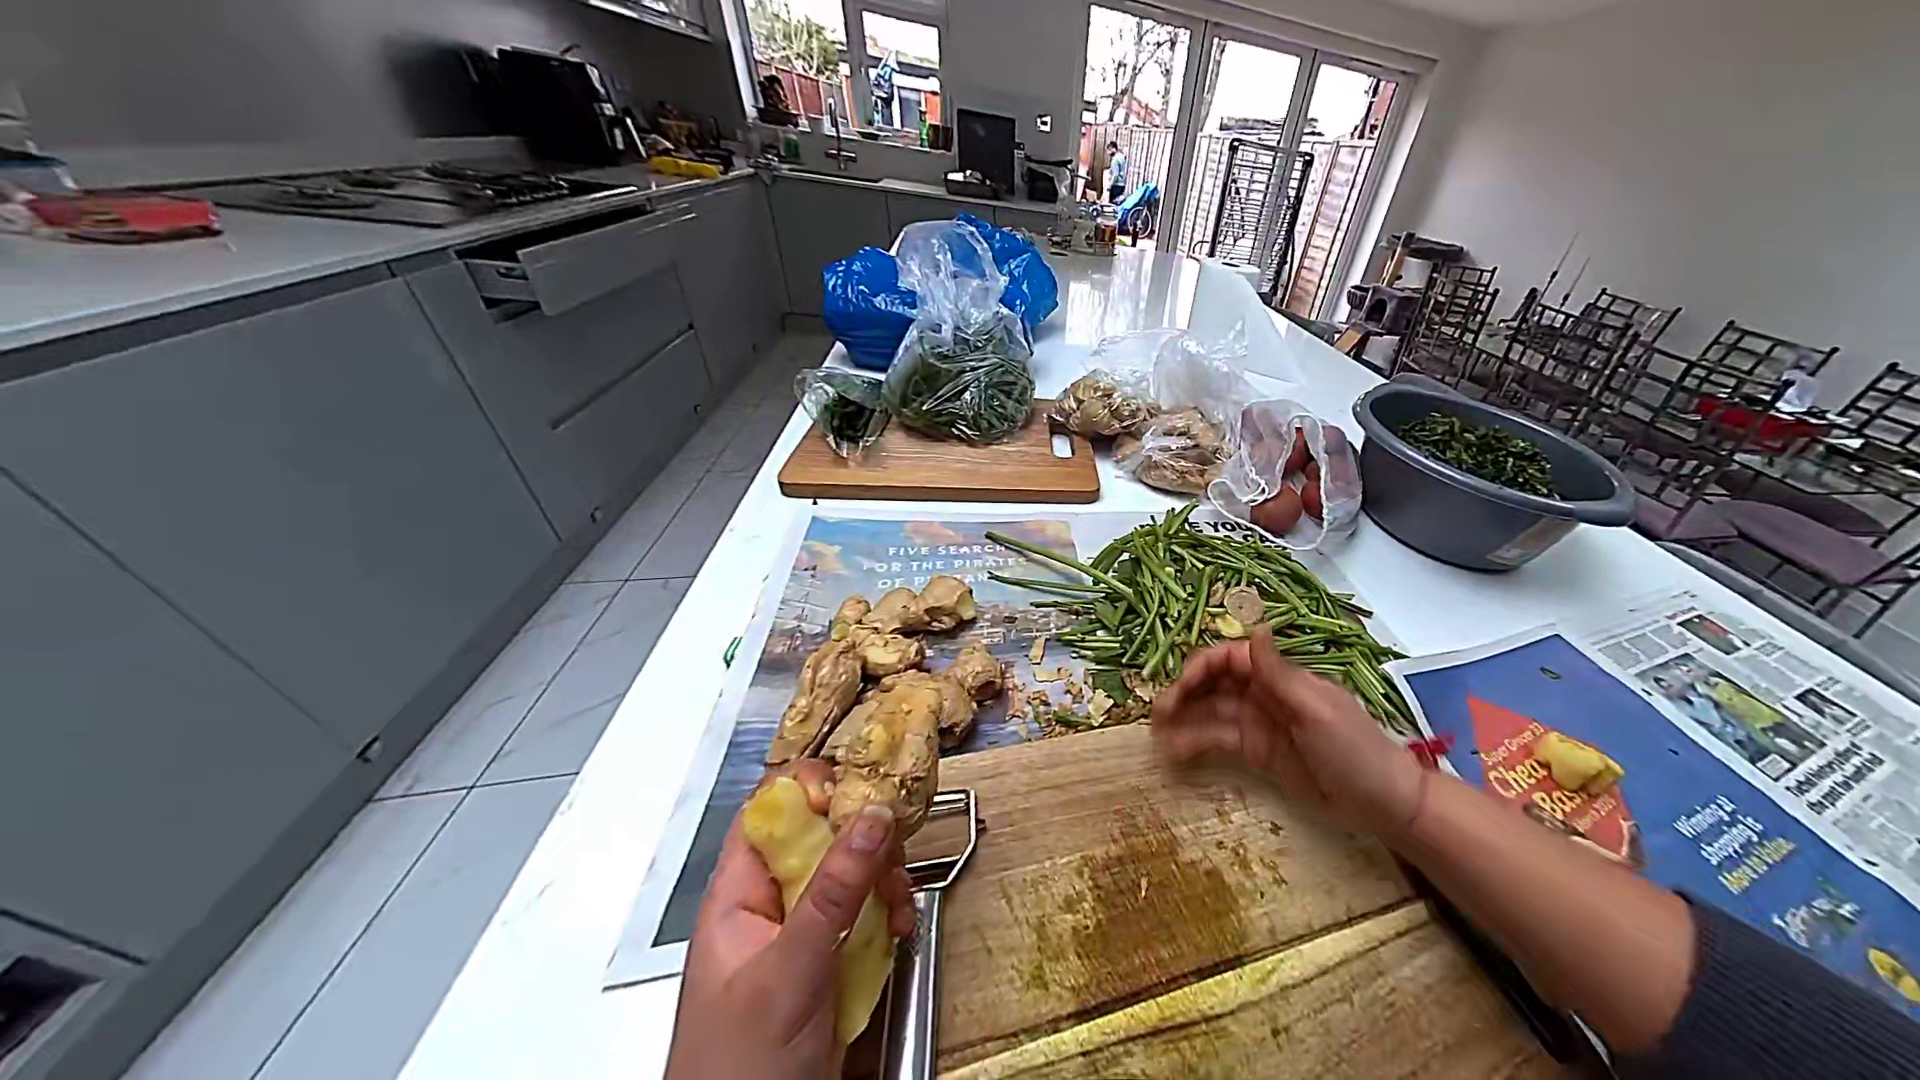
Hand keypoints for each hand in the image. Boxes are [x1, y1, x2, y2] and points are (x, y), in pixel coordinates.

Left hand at [666, 761, 916, 1079]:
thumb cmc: (738, 1068)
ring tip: (900, 902)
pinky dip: (890, 913)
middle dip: (863, 837)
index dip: (812, 788)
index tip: (858, 790)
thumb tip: (870, 816)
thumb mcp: (789, 971)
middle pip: (821, 834)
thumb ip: (832, 893)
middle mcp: (772, 900)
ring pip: (851, 871)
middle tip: (892, 853)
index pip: (771, 809)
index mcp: (740, 890)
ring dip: (884, 878)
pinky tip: (902, 927)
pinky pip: (868, 911)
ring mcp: (805, 928)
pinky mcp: (833, 956)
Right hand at [1152, 623, 1426, 838]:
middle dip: (1184, 692)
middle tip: (1160, 711)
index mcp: (1279, 678)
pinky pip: (1218, 740)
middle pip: (1213, 683)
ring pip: (1210, 712)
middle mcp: (1263, 694)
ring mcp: (1258, 723)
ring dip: (1183, 717)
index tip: (1182, 686)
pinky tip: (1175, 750)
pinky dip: (1195, 742)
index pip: (1230, 659)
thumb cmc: (1356, 750)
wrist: (1385, 805)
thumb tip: (1256, 627)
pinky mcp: (1256, 752)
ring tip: (1156, 732)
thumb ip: (1279, 672)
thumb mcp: (1317, 710)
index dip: (1202, 667)